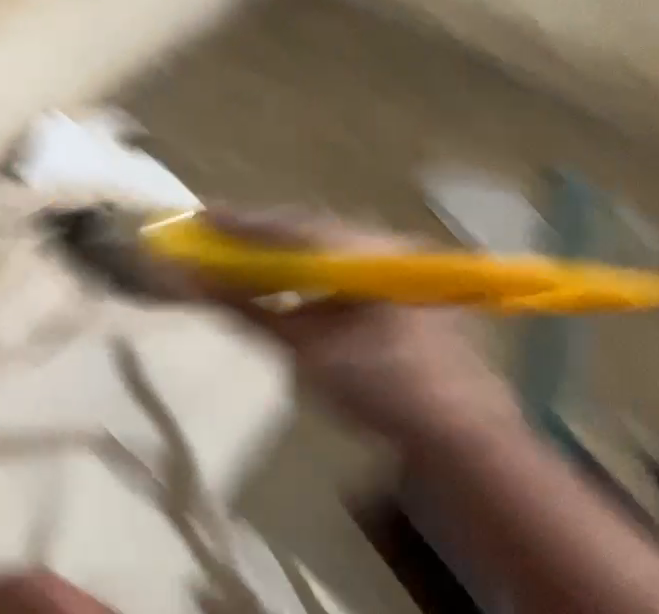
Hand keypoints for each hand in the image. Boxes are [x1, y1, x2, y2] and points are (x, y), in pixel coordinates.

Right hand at [183, 208, 524, 454]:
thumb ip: (248, 310)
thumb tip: (193, 282)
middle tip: (211, 233)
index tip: (197, 217)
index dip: (239, 222)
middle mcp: (386, 247)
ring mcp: (401, 267)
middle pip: (307, 228)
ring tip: (238, 252)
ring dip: (281, 249)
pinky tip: (283, 277)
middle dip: (257, 232)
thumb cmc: (383, 389)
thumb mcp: (306, 350)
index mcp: (365, 254)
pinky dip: (306, 266)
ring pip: (325, 244)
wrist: (465, 442)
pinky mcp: (408, 289)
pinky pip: (343, 263)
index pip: (290, 226)